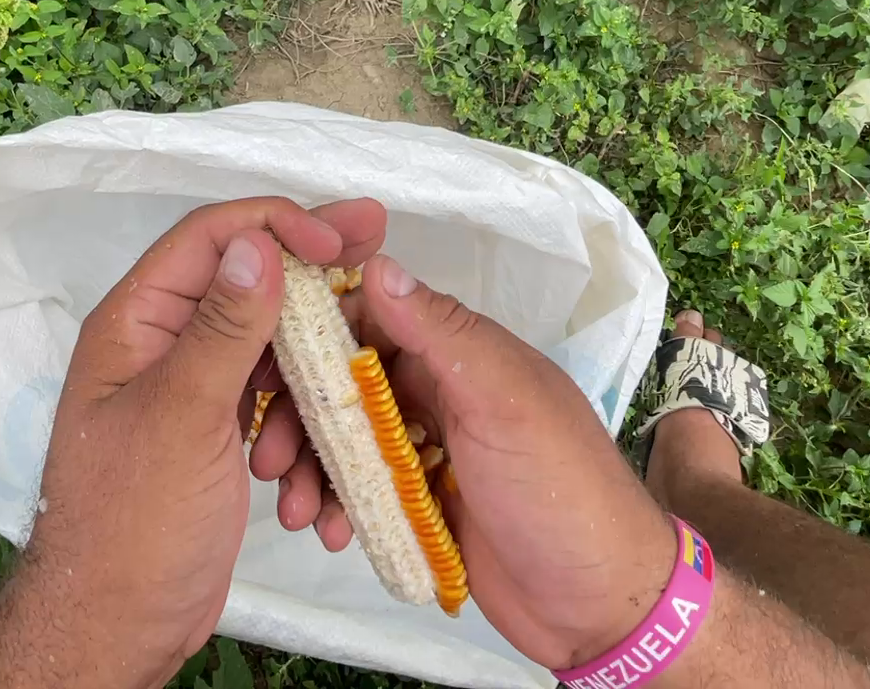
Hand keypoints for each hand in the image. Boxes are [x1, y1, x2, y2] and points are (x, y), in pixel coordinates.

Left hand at [5, 196, 385, 686]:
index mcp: (138, 319)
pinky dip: (306, 384)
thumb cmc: (133, 523)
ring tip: (370, 311)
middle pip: (246, 271)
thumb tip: (258, 243)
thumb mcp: (179, 417)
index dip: (276, 225)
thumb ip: (221, 328)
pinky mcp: (222, 415)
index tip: (337, 238)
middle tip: (374, 229)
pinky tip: (339, 391)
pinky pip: (273, 378)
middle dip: (310, 253)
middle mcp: (167, 336)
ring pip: (266, 327)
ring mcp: (197, 376)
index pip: (210, 239)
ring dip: (314, 331)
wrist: (119, 625)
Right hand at [250, 253, 676, 669]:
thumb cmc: (556, 486)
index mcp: (457, 351)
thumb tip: (377, 264)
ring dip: (313, 466)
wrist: (602, 606)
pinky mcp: (417, 499)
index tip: (266, 365)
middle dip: (302, 415)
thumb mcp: (503, 399)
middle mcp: (436, 388)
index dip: (315, 336)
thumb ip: (441, 332)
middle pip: (345, 382)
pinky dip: (337, 503)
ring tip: (296, 510)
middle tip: (267, 456)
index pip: (371, 319)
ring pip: (346, 438)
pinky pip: (361, 487)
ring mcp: (424, 446)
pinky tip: (330, 531)